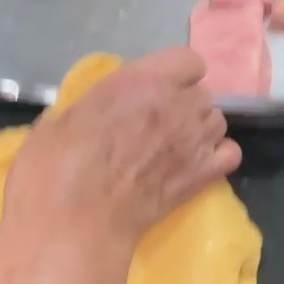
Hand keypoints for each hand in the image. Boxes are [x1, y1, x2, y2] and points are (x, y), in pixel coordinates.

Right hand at [0, 49, 242, 283]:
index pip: (189, 61)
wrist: (76, 222)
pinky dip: (219, 155)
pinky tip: (198, 163)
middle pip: (203, 93)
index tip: (159, 88)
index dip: (177, 74)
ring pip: (217, 121)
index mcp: (140, 82)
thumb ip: (95, 104)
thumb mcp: (61, 119)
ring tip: (176, 145)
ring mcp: (195, 140)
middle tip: (160, 123)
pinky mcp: (205, 173)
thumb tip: (100, 109)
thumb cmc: (53, 169)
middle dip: (185, 104)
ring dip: (201, 129)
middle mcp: (176, 105)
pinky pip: (231, 153)